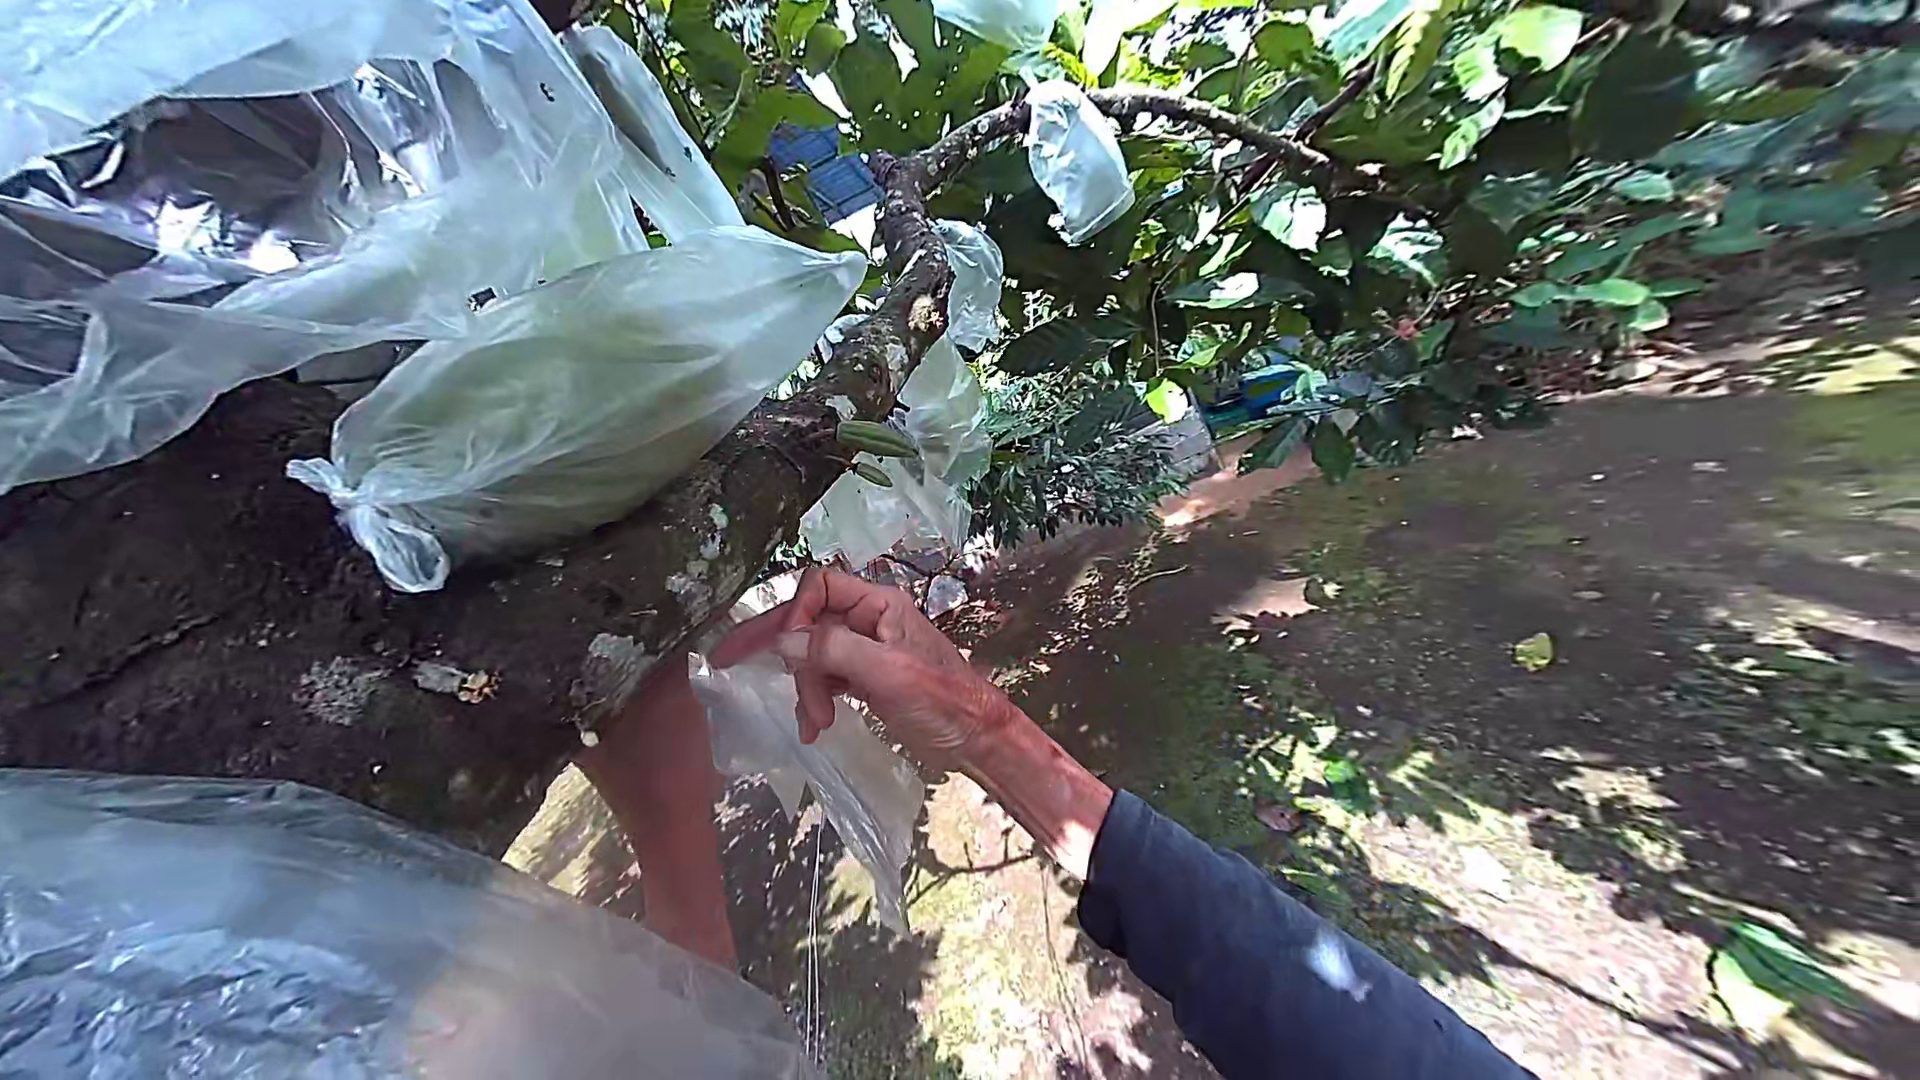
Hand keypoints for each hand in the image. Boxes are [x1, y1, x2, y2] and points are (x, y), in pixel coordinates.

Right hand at [711, 566, 1011, 770]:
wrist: (972, 734)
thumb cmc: (939, 697)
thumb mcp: (887, 672)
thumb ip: (834, 650)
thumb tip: (781, 641)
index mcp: (877, 604)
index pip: (820, 586)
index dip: (796, 613)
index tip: (786, 651)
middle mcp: (867, 619)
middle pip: (808, 620)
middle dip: (777, 646)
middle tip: (727, 661)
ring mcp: (863, 649)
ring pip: (812, 654)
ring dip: (805, 687)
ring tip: (815, 721)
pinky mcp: (862, 676)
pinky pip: (824, 678)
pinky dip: (815, 699)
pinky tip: (815, 726)